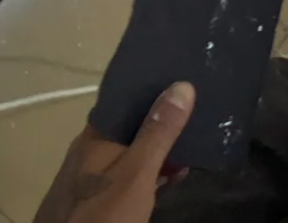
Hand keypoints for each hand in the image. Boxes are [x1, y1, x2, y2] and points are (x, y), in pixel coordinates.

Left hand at [31, 82, 195, 222]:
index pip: (126, 96)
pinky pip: (128, 174)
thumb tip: (182, 85)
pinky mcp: (96, 201)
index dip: (155, 86)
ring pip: (132, 150)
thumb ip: (158, 131)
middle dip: (163, 118)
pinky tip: (171, 178)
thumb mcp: (137, 173)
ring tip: (192, 145)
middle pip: (131, 123)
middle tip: (198, 112)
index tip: (186, 78)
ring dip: (159, 148)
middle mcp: (89, 151)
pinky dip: (150, 171)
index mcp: (95, 136)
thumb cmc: (102, 218)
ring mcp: (91, 178)